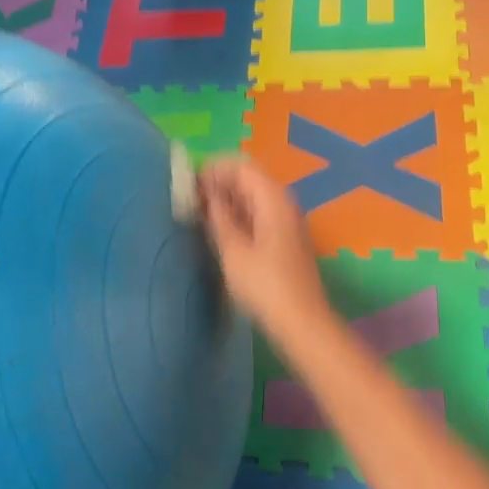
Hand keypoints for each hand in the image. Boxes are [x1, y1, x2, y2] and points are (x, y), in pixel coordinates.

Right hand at [198, 157, 329, 337]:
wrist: (300, 322)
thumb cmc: (264, 285)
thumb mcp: (233, 250)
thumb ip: (218, 217)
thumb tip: (206, 193)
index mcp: (273, 199)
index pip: (241, 166)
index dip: (213, 169)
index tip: (187, 183)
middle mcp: (284, 204)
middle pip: (249, 181)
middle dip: (218, 185)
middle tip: (188, 200)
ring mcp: (286, 224)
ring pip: (253, 200)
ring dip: (226, 203)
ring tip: (197, 215)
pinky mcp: (284, 242)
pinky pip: (258, 217)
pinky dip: (237, 219)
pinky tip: (218, 233)